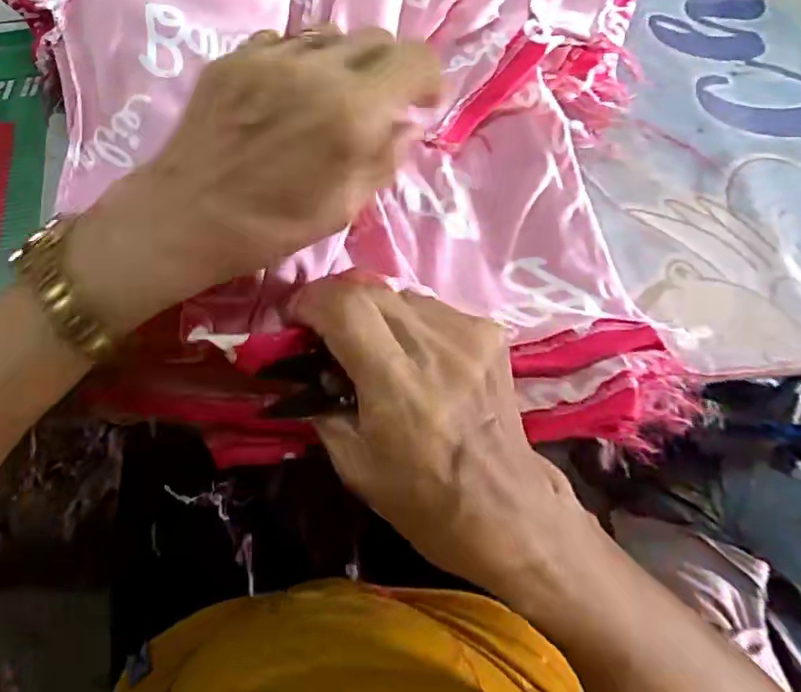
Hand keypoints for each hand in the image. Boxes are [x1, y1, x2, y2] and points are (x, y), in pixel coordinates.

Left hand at [68, 29, 443, 330]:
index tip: (419, 102)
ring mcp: (268, 57)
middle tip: (376, 100)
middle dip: (388, 66)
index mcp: (352, 109)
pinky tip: (283, 92)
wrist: (183, 215)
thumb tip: (407, 122)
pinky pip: (281, 40)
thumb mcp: (344, 206)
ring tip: (326, 93)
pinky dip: (297, 60)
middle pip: (375, 37)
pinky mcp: (232, 58)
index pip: (415, 57)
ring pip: (327, 33)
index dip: (427, 77)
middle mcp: (314, 68)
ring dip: (342, 59)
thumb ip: (385, 156)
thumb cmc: (269, 225)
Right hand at [289, 277, 599, 601]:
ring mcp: (469, 335)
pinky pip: (428, 305)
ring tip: (367, 341)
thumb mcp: (351, 462)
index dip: (309, 301)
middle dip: (332, 300)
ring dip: (369, 308)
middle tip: (321, 329)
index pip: (343, 305)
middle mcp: (436, 349)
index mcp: (398, 385)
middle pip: (366, 287)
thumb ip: (316, 404)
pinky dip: (406, 319)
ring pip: (397, 292)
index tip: (294, 320)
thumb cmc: (422, 499)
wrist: (509, 514)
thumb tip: (290, 368)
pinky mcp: (489, 332)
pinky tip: (410, 351)